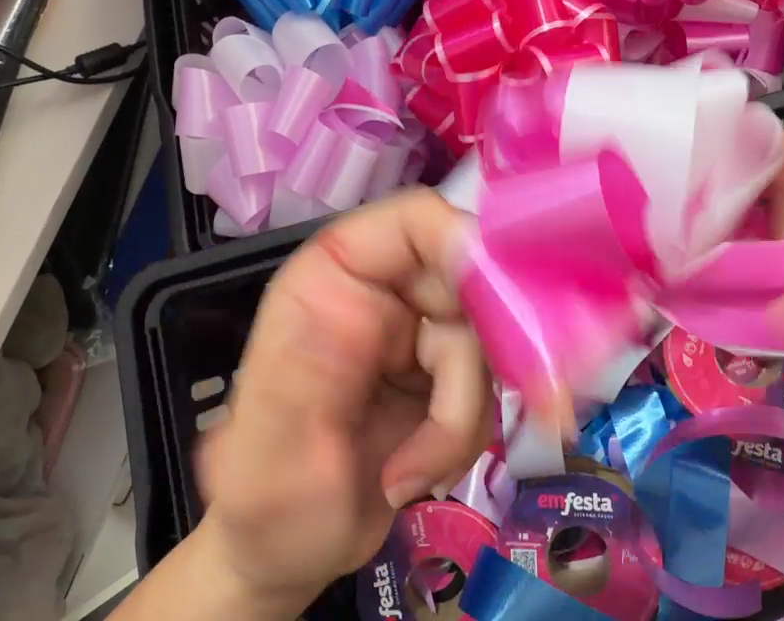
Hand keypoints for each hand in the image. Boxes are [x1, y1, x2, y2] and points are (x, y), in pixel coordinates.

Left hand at [194, 190, 493, 608]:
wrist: (283, 562)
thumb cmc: (264, 505)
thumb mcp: (276, 446)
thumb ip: (314, 369)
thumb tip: (360, 306)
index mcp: (328, 281)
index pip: (413, 223)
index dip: (466, 247)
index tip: (502, 312)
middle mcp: (377, 294)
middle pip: (471, 284)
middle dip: (489, 355)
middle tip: (518, 409)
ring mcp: (412, 336)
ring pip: (488, 344)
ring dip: (464, 416)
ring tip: (413, 471)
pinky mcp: (437, 377)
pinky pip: (487, 388)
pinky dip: (467, 435)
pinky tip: (419, 472)